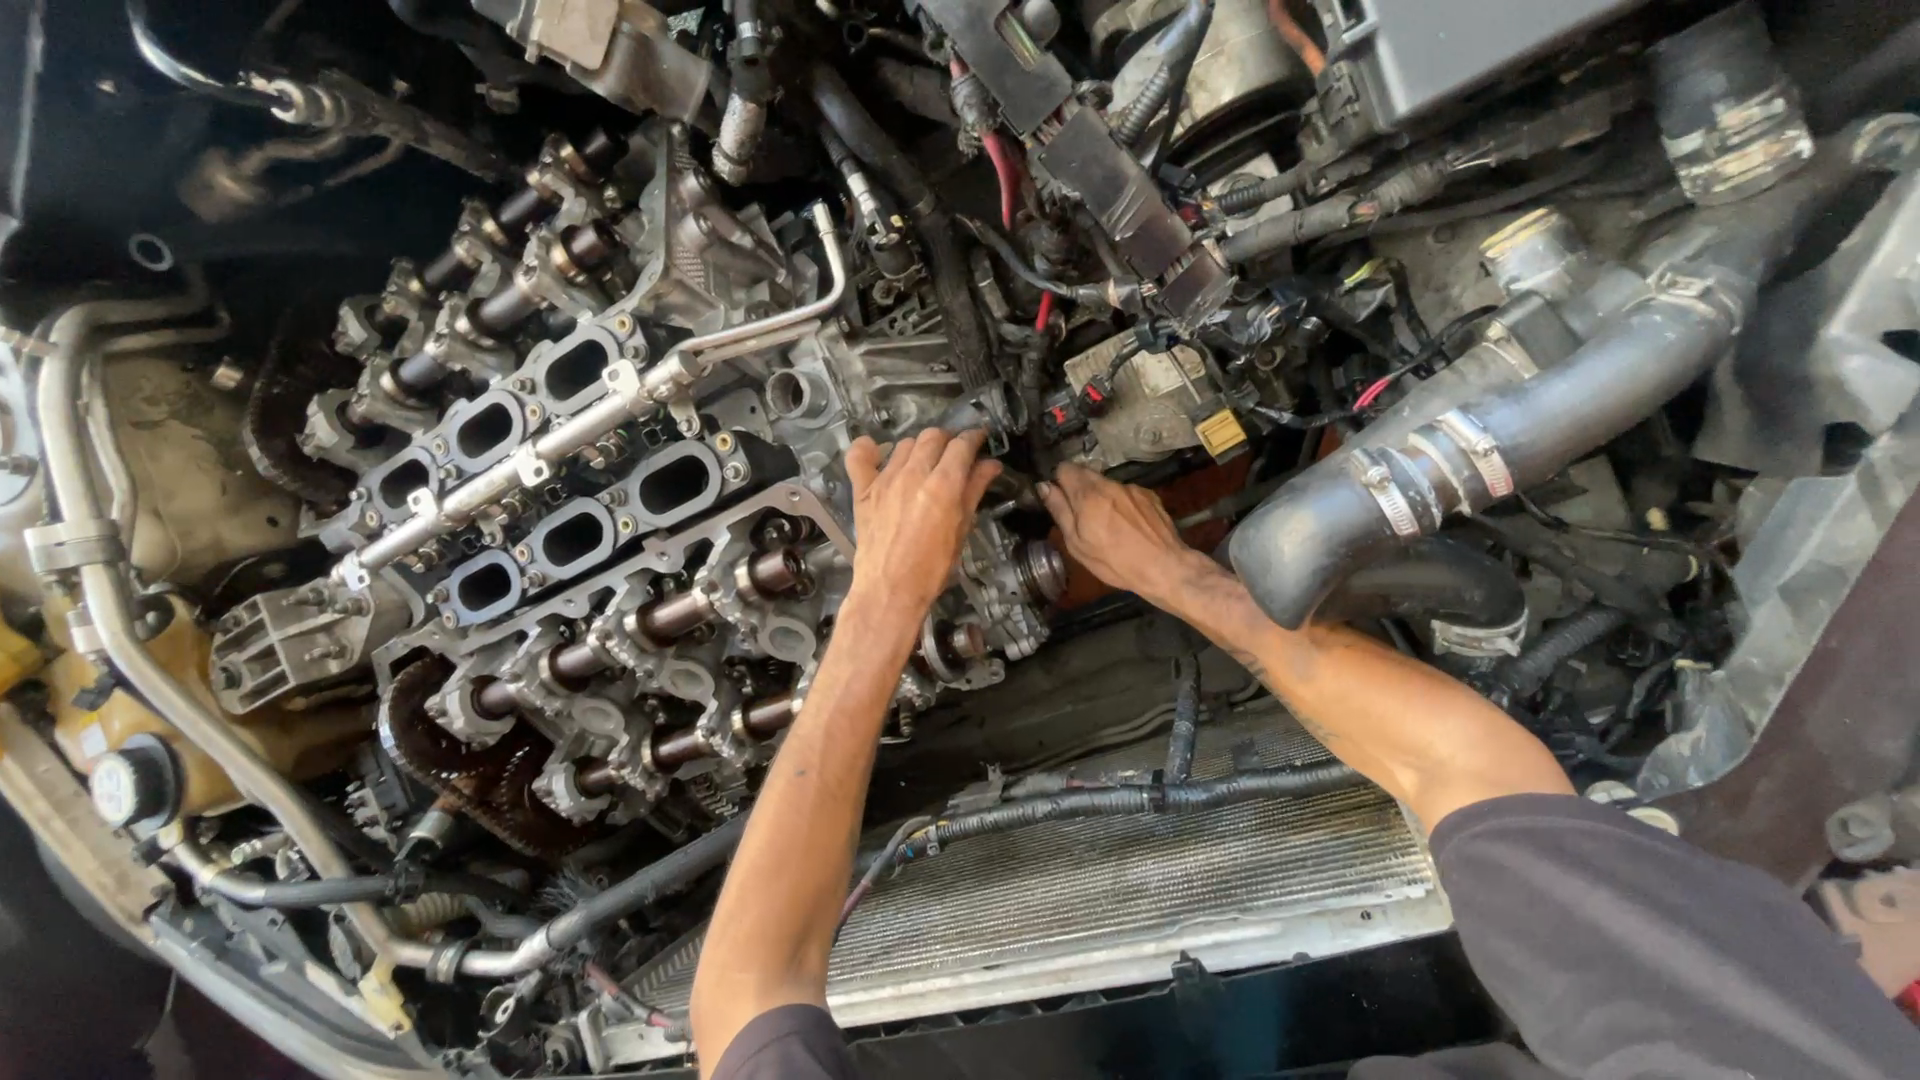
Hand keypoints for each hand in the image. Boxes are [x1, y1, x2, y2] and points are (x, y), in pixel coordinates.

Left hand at [844, 429, 1001, 627]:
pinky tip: (876, 451)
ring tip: (924, 461)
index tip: (979, 439)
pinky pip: (859, 456)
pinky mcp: (863, 490)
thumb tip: (990, 465)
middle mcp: (913, 473)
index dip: (974, 438)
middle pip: (933, 437)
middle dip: (948, 440)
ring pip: (905, 444)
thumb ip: (974, 491)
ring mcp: (885, 479)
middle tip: (954, 454)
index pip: (961, 445)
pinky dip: (868, 449)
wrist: (891, 589)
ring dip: (919, 447)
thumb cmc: (933, 566)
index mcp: (943, 484)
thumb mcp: (961, 529)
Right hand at [1039, 463, 1219, 608]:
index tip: (1063, 501)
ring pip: (1107, 483)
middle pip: (1086, 472)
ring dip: (1102, 496)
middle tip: (1084, 516)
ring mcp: (1131, 488)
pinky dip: (1122, 503)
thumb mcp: (1077, 544)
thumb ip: (1060, 511)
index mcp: (1087, 495)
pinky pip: (1126, 492)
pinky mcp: (1149, 494)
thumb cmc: (1114, 562)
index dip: (1060, 482)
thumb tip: (1045, 487)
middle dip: (1080, 489)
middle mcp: (1109, 484)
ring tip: (1109, 524)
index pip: (1065, 468)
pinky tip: (1129, 525)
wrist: (1164, 567)